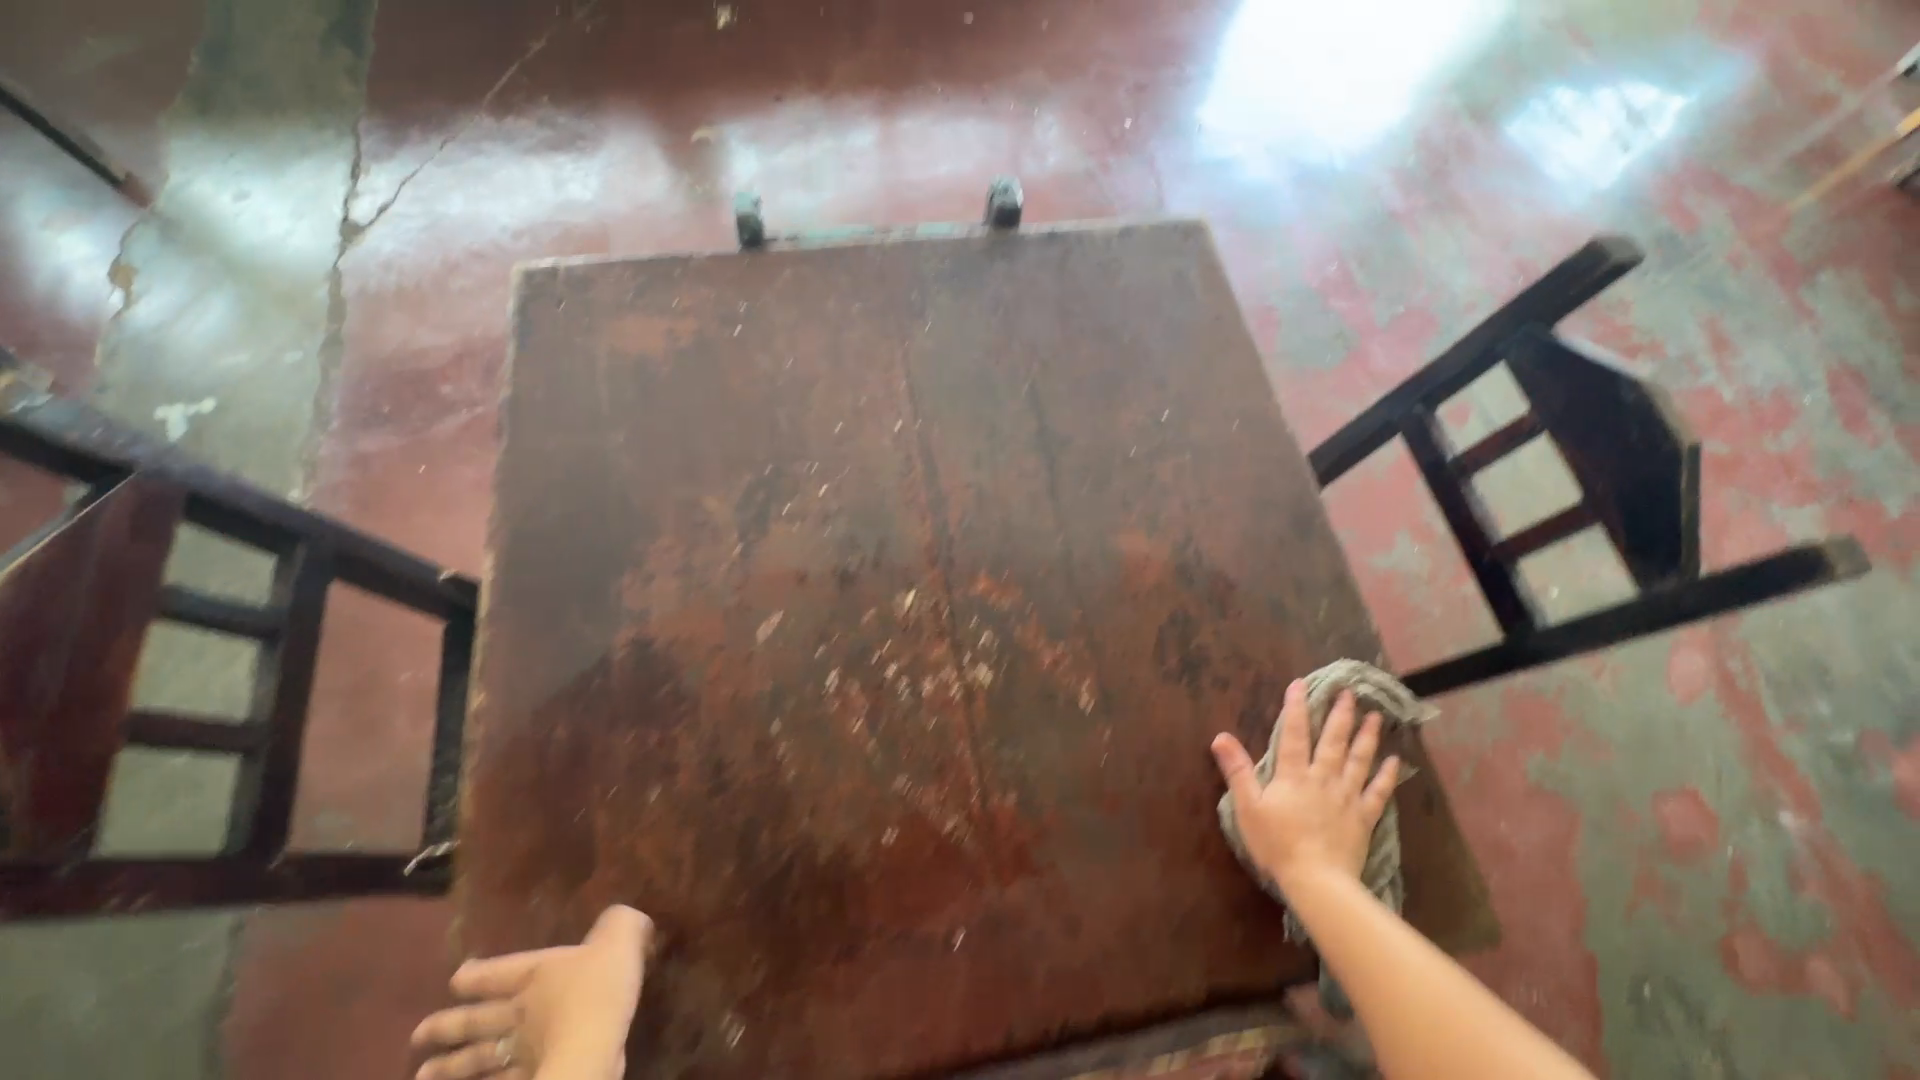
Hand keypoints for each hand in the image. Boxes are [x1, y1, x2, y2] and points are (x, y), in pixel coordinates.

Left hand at [412, 905, 652, 1079]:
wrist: (591, 1052)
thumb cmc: (599, 991)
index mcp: (535, 976)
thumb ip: (621, 924)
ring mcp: (520, 1054)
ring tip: (422, 1076)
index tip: (456, 980)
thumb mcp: (620, 940)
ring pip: (477, 1060)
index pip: (496, 973)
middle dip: (446, 1027)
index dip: (476, 976)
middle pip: (476, 1020)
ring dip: (450, 1068)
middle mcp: (520, 1014)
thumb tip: (626, 916)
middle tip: (417, 1036)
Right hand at [1212, 679, 1399, 889]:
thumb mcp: (1247, 807)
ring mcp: (1346, 797)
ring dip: (1367, 737)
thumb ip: (1237, 771)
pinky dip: (1387, 776)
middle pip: (1333, 741)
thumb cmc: (1277, 843)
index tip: (1300, 684)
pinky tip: (1394, 761)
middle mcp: (1323, 779)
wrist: (1317, 879)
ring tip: (1375, 716)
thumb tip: (1221, 737)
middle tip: (1349, 693)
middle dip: (1340, 715)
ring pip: (1359, 760)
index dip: (1296, 708)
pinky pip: (1378, 793)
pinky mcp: (1363, 818)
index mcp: (1293, 775)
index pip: (1293, 734)